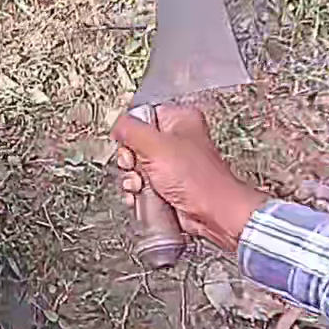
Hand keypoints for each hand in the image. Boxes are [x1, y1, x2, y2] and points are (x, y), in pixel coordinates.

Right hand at [112, 106, 267, 248]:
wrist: (211, 212)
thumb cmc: (196, 178)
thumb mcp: (156, 146)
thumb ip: (131, 130)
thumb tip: (116, 124)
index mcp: (179, 120)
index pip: (141, 116)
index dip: (131, 132)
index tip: (132, 145)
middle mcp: (176, 140)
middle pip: (134, 144)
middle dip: (130, 161)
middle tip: (140, 167)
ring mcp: (171, 164)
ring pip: (135, 167)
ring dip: (132, 179)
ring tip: (143, 184)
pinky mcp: (167, 185)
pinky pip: (140, 185)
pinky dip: (137, 192)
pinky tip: (143, 195)